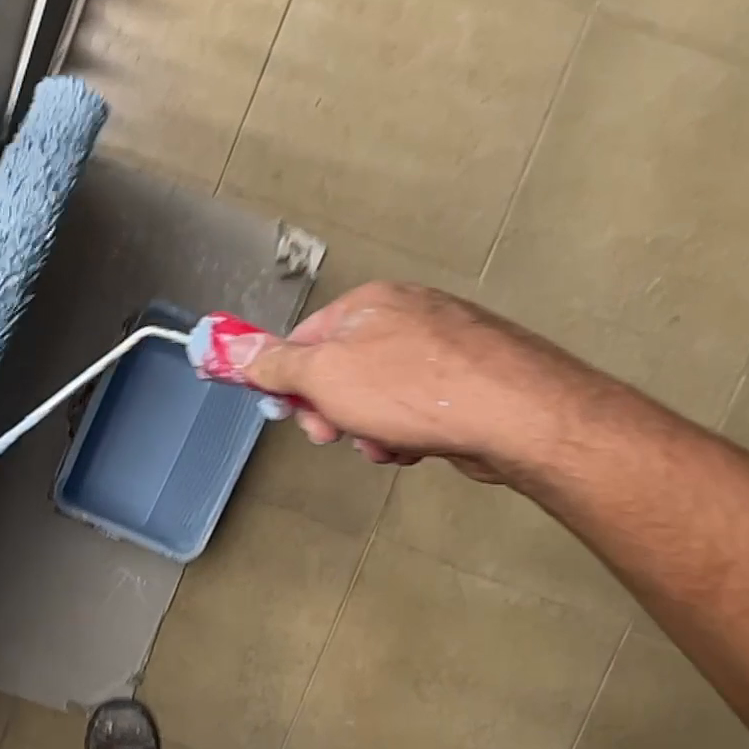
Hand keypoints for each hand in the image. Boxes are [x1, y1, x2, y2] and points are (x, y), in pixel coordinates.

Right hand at [239, 282, 592, 481]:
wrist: (522, 417)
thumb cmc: (413, 391)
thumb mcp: (321, 377)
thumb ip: (272, 363)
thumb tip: (226, 345)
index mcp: (370, 302)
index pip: (302, 339)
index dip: (289, 382)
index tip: (292, 413)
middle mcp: (409, 312)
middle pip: (340, 368)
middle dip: (332, 410)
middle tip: (335, 435)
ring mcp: (446, 343)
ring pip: (377, 393)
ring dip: (367, 427)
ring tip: (386, 445)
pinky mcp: (474, 376)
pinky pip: (416, 405)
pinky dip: (406, 430)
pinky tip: (415, 446)